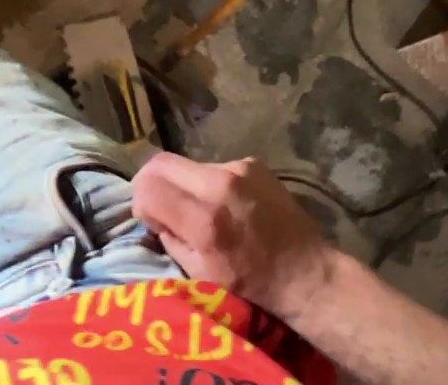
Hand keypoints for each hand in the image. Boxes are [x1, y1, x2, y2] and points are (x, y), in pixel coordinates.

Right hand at [131, 153, 334, 316]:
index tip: (151, 219)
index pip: (148, 187)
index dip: (140, 202)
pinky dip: (211, 183)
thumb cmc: (253, 284)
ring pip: (188, 165)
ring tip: (201, 209)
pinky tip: (228, 204)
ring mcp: (238, 168)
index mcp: (205, 220)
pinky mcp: (252, 163)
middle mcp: (219, 184)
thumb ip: (170, 238)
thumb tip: (154, 215)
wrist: (307, 273)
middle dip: (153, 183)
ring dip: (185, 184)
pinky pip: (215, 167)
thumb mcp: (201, 273)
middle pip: (160, 163)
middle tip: (161, 206)